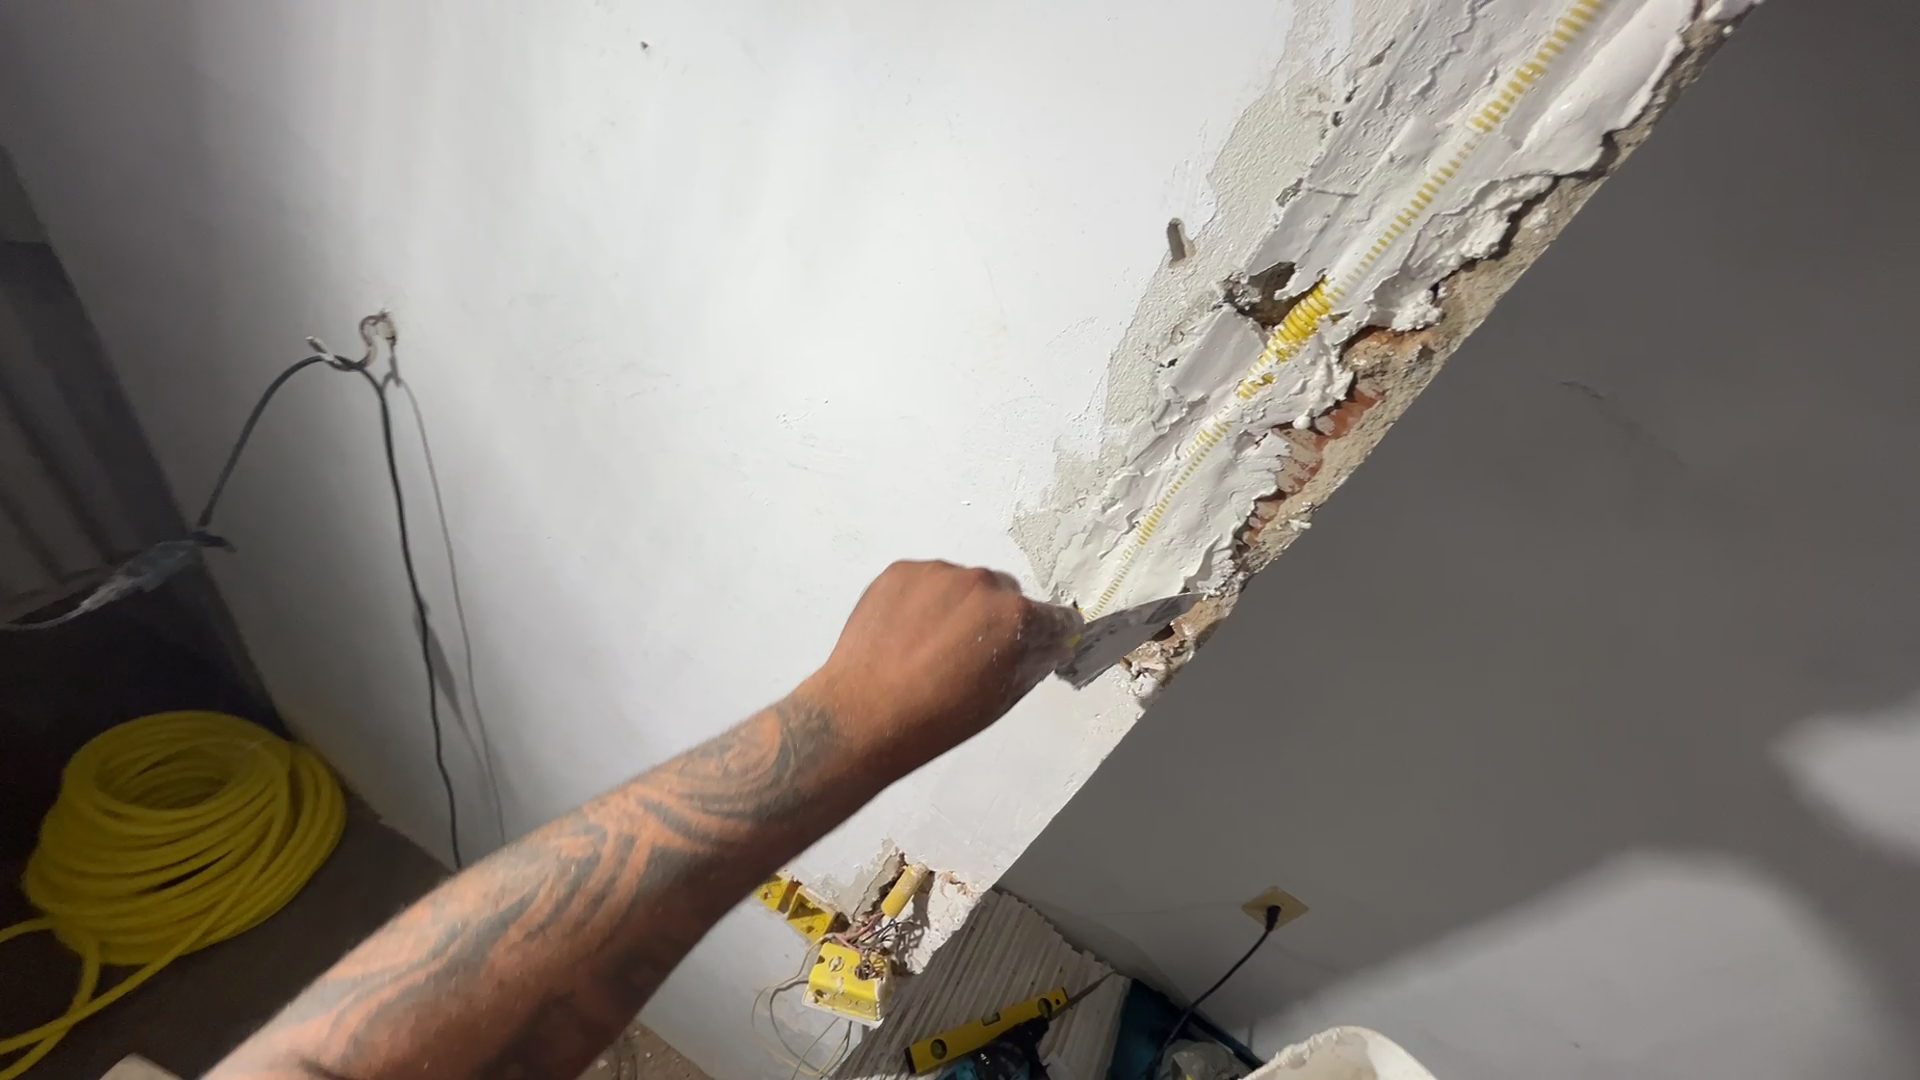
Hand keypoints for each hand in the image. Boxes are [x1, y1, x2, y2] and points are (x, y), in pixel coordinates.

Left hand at [798, 560, 1078, 771]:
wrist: (862, 714)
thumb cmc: (938, 717)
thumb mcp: (1000, 699)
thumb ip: (1033, 663)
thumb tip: (1052, 645)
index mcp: (1014, 616)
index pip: (1053, 617)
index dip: (1052, 632)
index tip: (1045, 639)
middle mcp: (981, 582)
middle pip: (1004, 594)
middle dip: (996, 617)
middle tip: (969, 651)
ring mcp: (937, 572)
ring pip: (962, 584)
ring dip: (957, 605)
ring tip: (929, 643)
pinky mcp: (900, 570)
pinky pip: (925, 580)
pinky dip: (922, 600)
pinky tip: (906, 632)